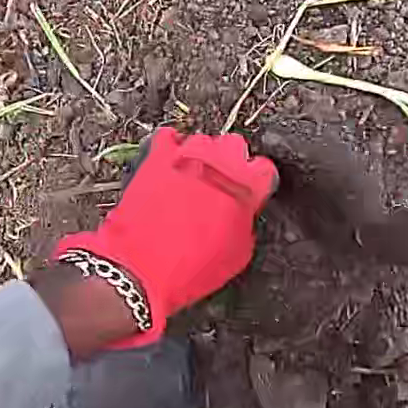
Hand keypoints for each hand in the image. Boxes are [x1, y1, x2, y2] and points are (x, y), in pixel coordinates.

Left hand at [49, 128, 277, 347]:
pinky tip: (169, 167)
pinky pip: (169, 139)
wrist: (142, 268)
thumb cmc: (191, 267)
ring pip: (203, 142)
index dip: (256, 184)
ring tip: (190, 182)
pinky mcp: (158, 154)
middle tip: (219, 190)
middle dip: (230, 165)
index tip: (249, 193)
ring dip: (200, 158)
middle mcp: (222, 160)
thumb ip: (247, 221)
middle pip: (235, 148)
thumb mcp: (239, 253)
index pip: (264, 169)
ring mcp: (189, 153)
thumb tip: (243, 211)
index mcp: (249, 184)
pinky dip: (171, 150)